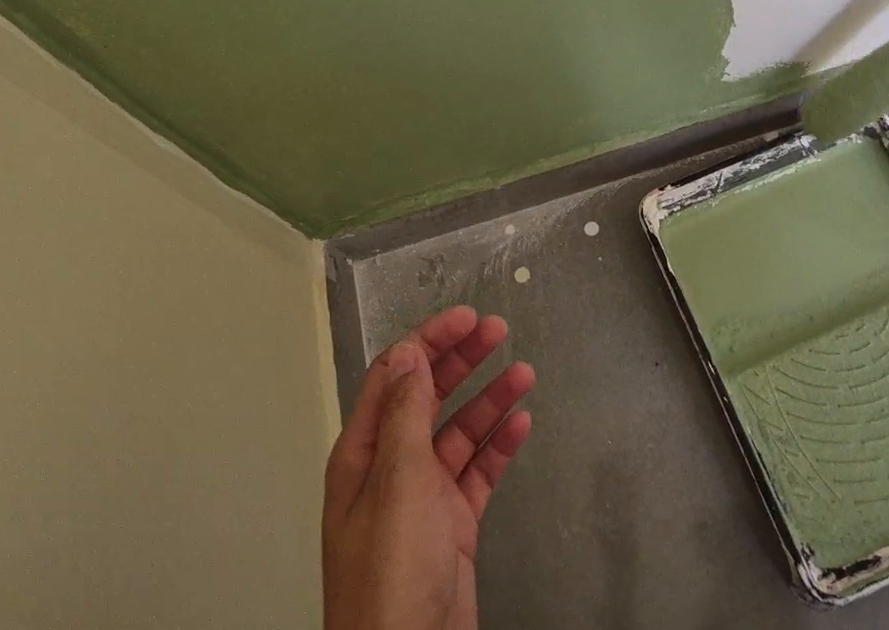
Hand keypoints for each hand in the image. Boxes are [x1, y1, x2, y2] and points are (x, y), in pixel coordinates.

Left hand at [322, 307, 535, 629]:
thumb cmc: (392, 572)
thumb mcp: (398, 483)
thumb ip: (405, 415)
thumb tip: (405, 354)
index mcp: (364, 453)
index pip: (394, 377)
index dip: (428, 341)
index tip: (465, 317)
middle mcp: (391, 467)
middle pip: (428, 396)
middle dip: (461, 360)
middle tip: (497, 329)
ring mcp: (424, 496)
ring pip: (460, 432)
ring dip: (489, 399)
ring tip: (524, 373)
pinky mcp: (453, 522)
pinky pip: (479, 470)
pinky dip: (500, 445)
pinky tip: (521, 424)